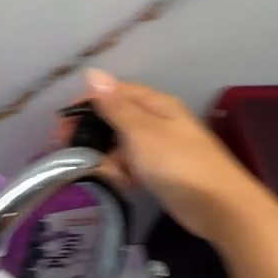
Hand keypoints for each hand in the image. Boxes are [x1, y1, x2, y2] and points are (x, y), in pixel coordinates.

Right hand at [76, 69, 271, 240]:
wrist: (216, 204)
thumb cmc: (177, 163)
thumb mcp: (140, 131)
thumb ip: (114, 105)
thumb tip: (92, 73)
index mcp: (155, 104)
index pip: (113, 93)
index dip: (86, 104)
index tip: (61, 124)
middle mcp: (156, 121)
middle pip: (113, 120)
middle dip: (91, 134)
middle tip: (68, 153)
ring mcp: (158, 147)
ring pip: (119, 145)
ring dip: (106, 158)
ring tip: (103, 174)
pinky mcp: (159, 171)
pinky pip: (129, 165)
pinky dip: (121, 173)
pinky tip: (121, 184)